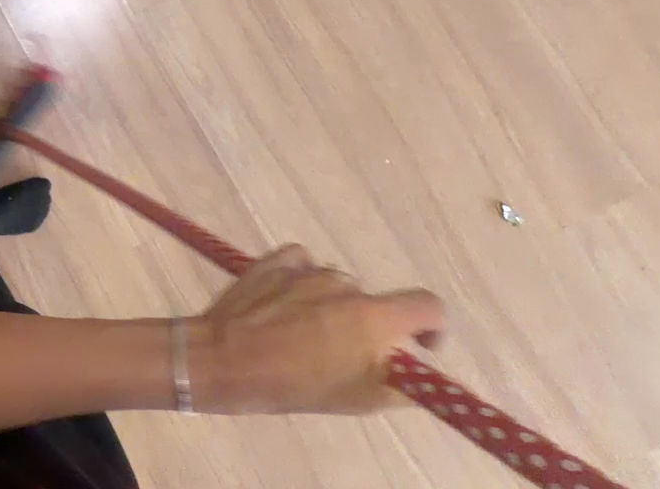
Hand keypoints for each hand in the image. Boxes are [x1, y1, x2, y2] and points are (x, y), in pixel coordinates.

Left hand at [191, 244, 444, 415]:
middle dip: (369, 324)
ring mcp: (304, 268)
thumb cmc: (297, 384)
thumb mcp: (363, 398)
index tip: (419, 346)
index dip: (432, 326)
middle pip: (372, 300)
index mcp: (372, 317)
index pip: (428, 305)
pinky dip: (302, 279)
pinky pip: (301, 263)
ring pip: (335, 284)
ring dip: (332, 303)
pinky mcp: (272, 260)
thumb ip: (403, 382)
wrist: (227, 358)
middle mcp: (342, 284)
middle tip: (346, 350)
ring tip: (307, 331)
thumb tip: (420, 375)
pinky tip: (289, 299)